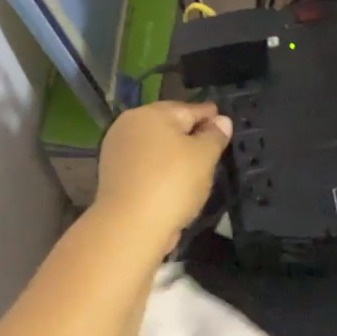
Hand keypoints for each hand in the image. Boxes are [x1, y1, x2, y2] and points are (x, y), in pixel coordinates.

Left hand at [95, 101, 231, 244]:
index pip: (189, 109)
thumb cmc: (172, 184)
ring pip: (155, 146)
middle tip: (211, 143)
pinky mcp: (113, 175)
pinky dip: (159, 168)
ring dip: (173, 152)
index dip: (209, 115)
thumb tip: (222, 120)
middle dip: (189, 133)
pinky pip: (145, 165)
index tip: (223, 120)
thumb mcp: (204, 157)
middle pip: (168, 126)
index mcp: (151, 113)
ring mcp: (117, 151)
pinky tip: (172, 179)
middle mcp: (129, 125)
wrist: (130, 226)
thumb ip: (214, 135)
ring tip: (194, 163)